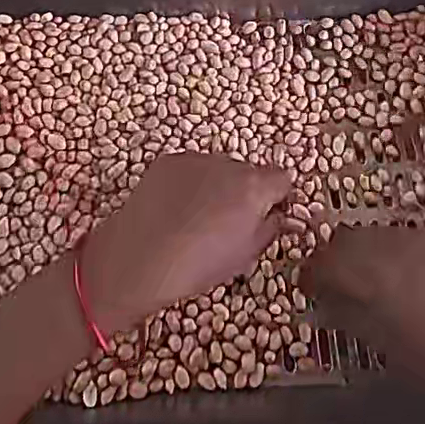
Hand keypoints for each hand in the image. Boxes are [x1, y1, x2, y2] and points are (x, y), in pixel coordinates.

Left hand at [82, 152, 291, 331]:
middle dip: (244, 191)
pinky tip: (176, 209)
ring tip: (197, 217)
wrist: (143, 255)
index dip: (278, 198)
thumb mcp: (246, 255)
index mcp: (254, 187)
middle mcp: (227, 164)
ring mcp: (195, 159)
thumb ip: (270, 228)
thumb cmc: (199, 264)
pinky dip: (188, 182)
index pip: (282, 179)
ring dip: (215, 185)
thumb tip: (278, 217)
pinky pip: (189, 168)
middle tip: (229, 221)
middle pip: (248, 172)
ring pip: (217, 169)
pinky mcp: (168, 161)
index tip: (269, 214)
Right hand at [301, 225, 424, 407]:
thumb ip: (349, 317)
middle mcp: (382, 247)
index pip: (320, 264)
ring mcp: (407, 238)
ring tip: (357, 278)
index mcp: (367, 275)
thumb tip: (325, 304)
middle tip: (328, 284)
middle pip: (338, 242)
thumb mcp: (386, 346)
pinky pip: (387, 237)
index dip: (308, 277)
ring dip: (351, 252)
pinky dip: (376, 250)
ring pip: (362, 235)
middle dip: (328, 261)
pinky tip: (387, 273)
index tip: (306, 290)